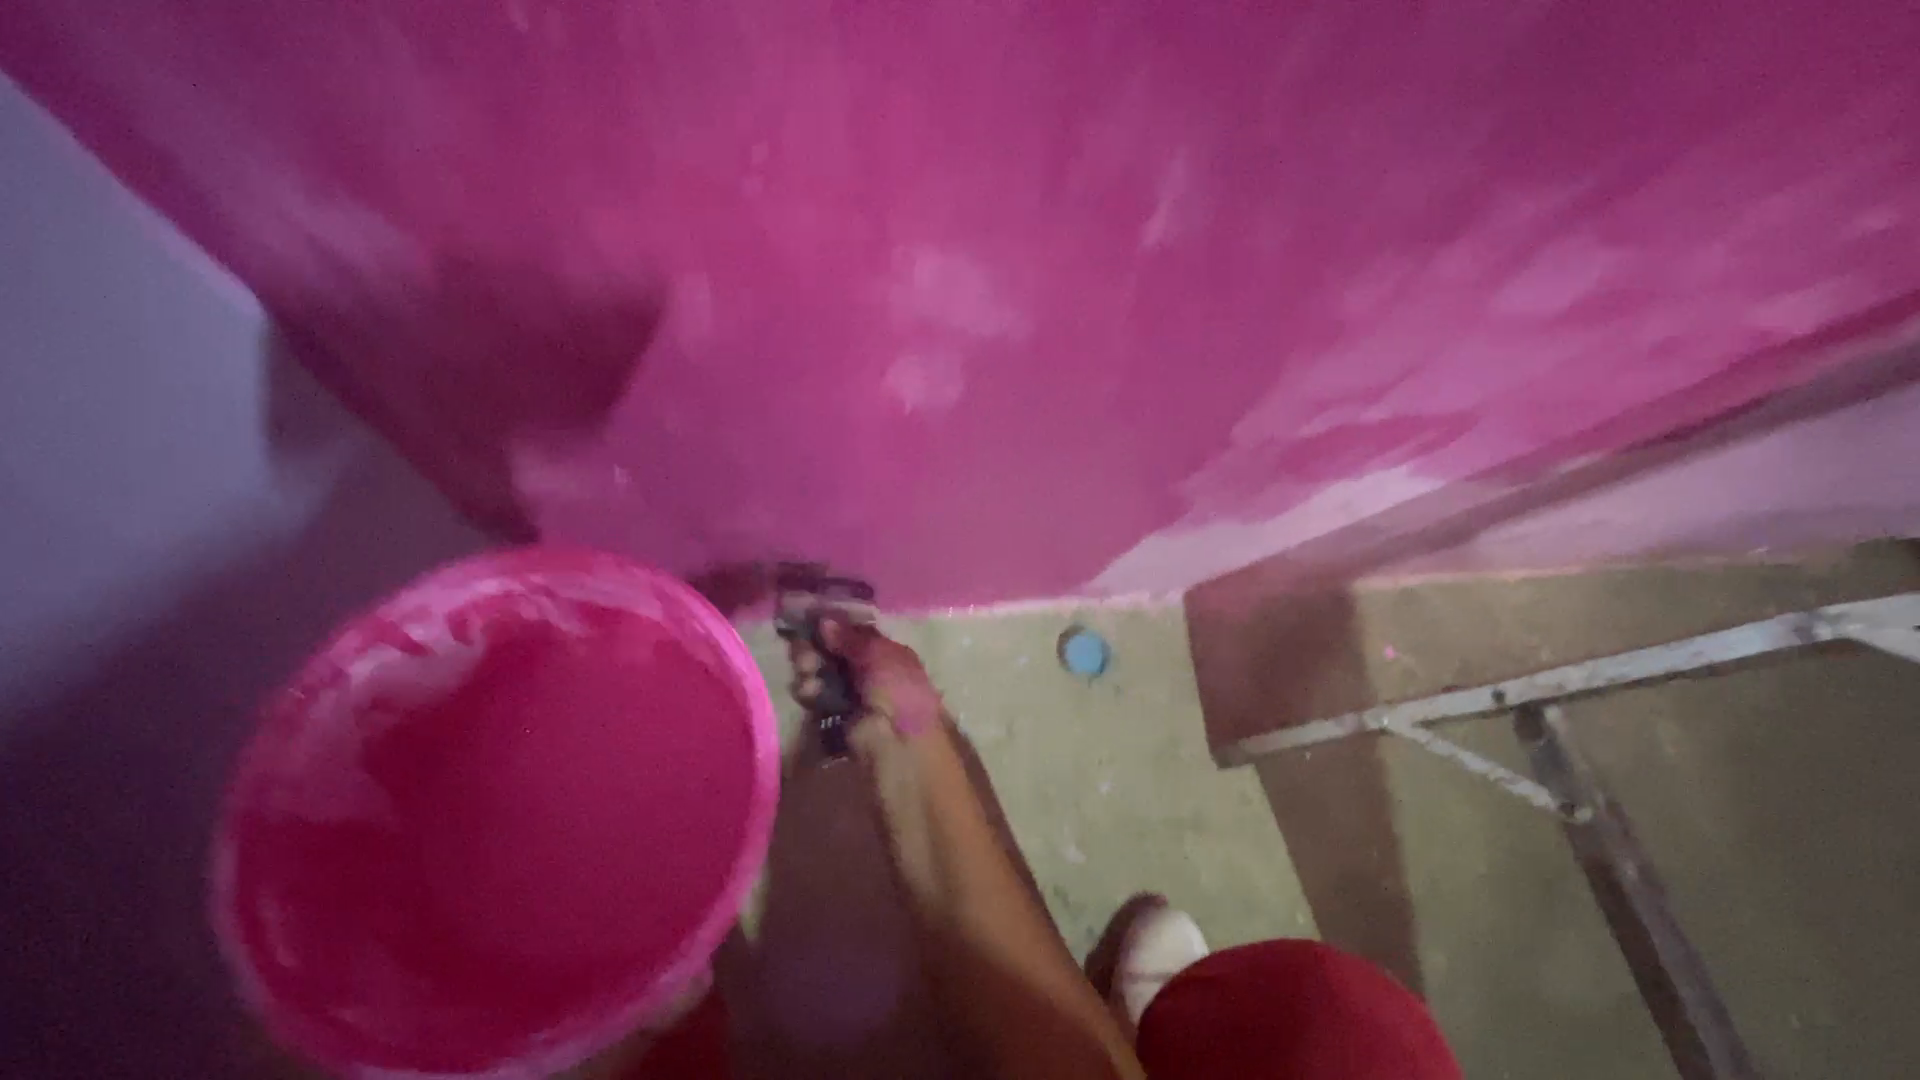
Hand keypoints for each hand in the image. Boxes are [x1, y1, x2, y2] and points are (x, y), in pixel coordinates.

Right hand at [788, 617, 946, 755]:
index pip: (853, 635)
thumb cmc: (898, 690)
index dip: (832, 627)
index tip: (807, 619)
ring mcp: (851, 697)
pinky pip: (817, 699)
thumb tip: (824, 620)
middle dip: (814, 650)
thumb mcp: (879, 655)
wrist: (899, 744)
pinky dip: (810, 693)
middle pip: (832, 654)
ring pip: (821, 675)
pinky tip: (809, 692)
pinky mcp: (835, 719)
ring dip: (810, 671)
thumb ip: (849, 638)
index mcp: (887, 654)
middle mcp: (869, 673)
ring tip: (807, 674)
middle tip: (803, 652)